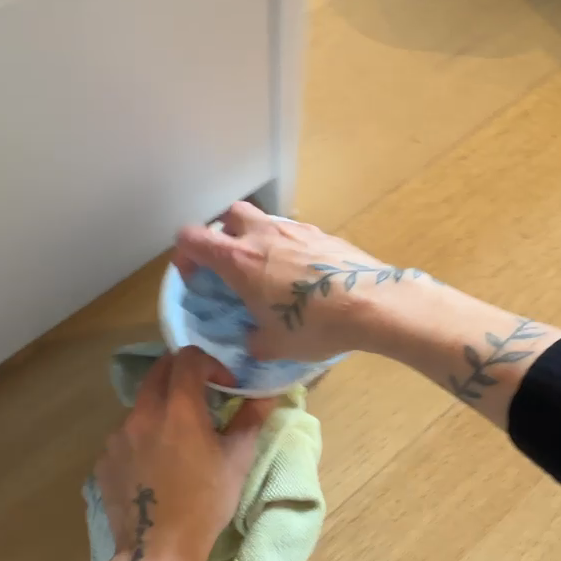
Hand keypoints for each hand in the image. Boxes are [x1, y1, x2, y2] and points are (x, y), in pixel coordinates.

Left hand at [95, 347, 271, 560]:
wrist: (159, 550)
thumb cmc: (206, 502)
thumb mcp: (237, 459)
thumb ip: (250, 419)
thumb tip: (267, 395)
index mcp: (178, 409)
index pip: (188, 359)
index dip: (210, 364)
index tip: (225, 386)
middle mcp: (142, 414)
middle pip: (159, 371)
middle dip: (183, 374)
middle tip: (203, 397)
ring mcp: (117, 437)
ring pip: (141, 404)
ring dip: (163, 407)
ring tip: (179, 439)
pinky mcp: (104, 459)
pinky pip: (126, 434)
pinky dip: (144, 436)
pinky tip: (158, 465)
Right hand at [173, 202, 430, 363]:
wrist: (373, 304)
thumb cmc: (315, 325)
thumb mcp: (276, 346)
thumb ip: (255, 340)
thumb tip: (254, 339)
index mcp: (240, 259)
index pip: (192, 237)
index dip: (186, 255)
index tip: (196, 276)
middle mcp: (264, 235)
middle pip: (230, 215)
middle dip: (225, 234)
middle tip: (233, 264)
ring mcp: (297, 230)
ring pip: (266, 221)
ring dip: (260, 239)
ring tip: (271, 271)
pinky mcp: (326, 234)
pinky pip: (297, 233)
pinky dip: (291, 247)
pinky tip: (306, 275)